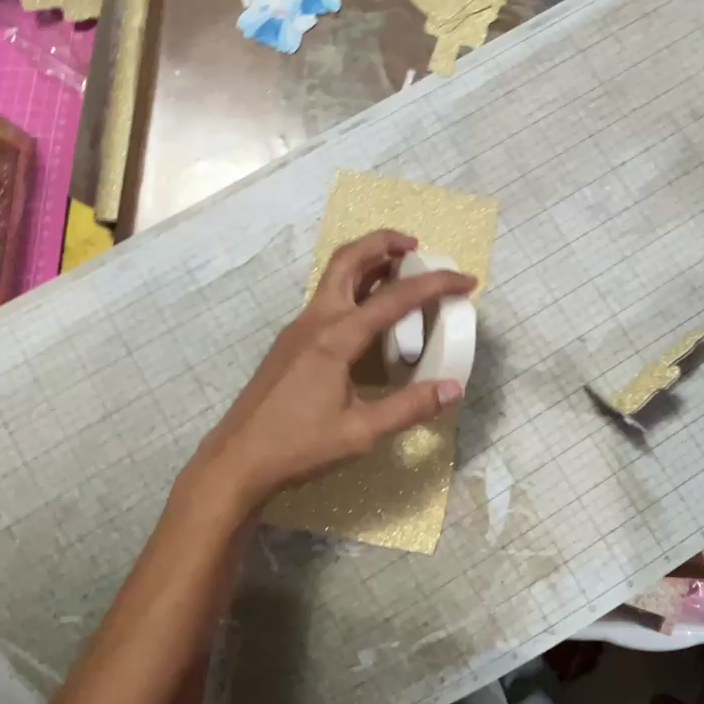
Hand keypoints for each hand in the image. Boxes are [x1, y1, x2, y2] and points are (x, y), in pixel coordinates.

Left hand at [184, 229, 476, 513]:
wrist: (236, 460)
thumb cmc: (298, 447)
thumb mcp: (361, 433)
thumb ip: (409, 408)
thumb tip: (453, 388)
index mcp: (336, 337)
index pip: (395, 298)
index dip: (435, 284)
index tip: (466, 280)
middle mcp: (316, 320)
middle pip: (348, 259)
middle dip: (384, 242)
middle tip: (416, 246)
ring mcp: (298, 328)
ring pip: (334, 276)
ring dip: (367, 262)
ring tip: (399, 269)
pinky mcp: (291, 342)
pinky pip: (327, 298)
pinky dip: (354, 288)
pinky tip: (370, 315)